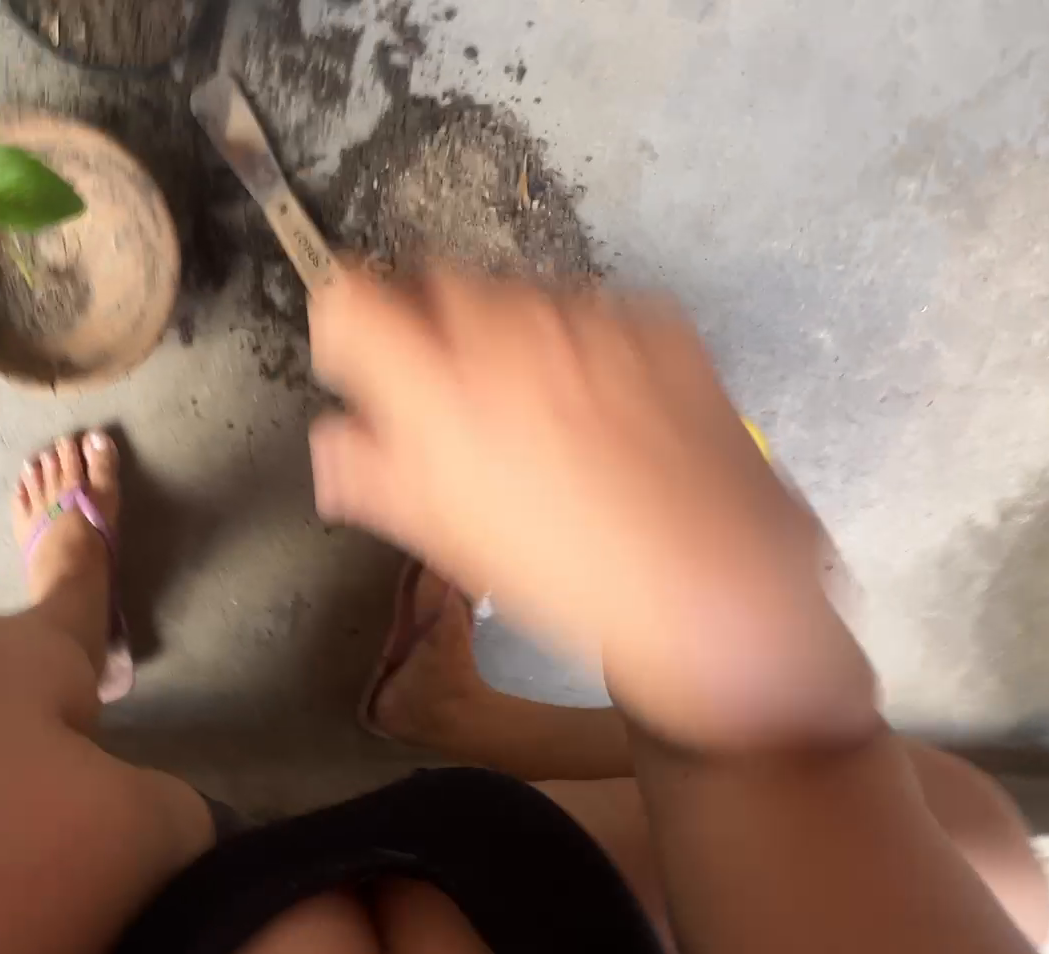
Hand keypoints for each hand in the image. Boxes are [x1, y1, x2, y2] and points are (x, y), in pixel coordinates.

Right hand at [308, 270, 876, 750]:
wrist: (713, 581)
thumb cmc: (561, 574)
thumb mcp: (446, 536)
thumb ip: (371, 475)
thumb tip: (335, 440)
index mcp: (437, 385)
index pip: (351, 297)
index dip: (344, 320)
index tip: (358, 357)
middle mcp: (505, 328)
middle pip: (431, 277)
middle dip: (423, 323)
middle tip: (447, 389)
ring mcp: (586, 314)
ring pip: (511, 292)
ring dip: (499, 333)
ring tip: (532, 407)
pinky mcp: (653, 317)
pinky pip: (584, 309)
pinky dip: (570, 341)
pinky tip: (598, 406)